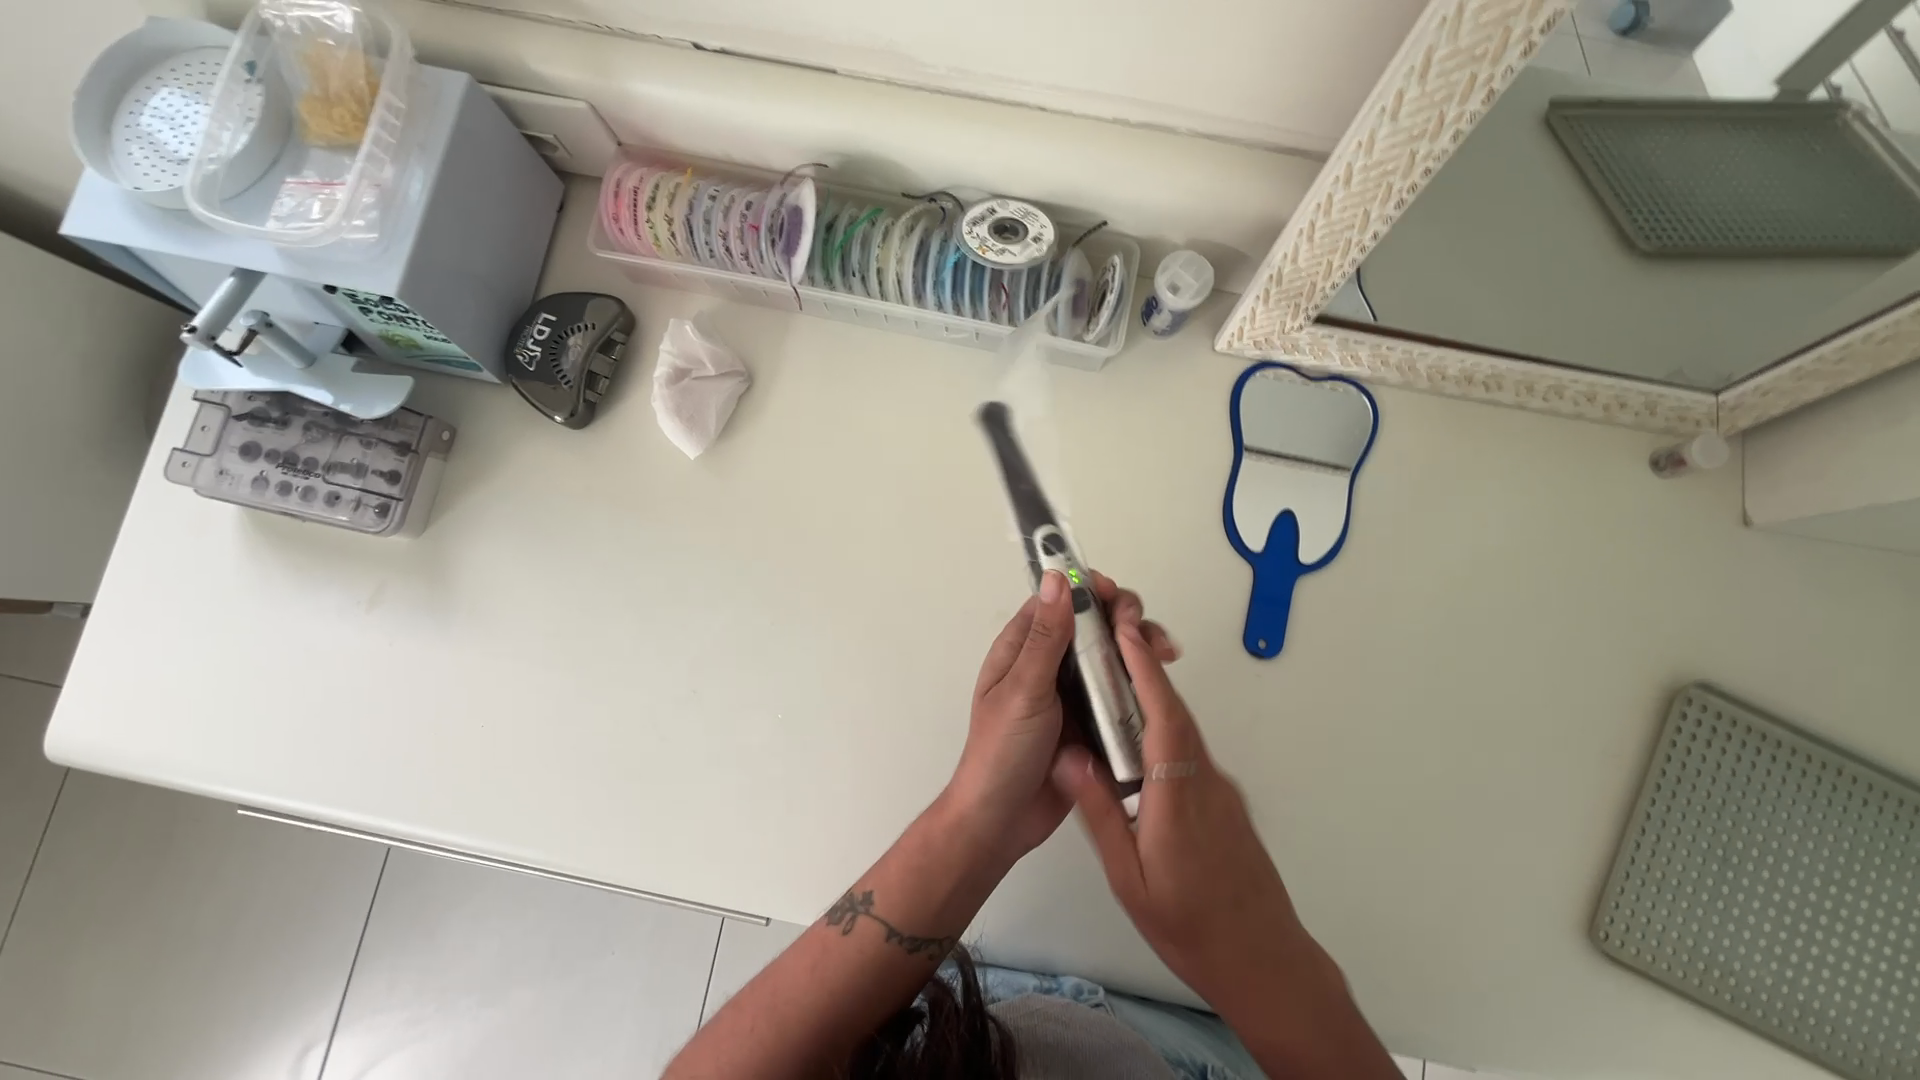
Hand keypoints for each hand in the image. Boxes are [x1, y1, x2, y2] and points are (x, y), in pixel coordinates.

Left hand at [946, 571, 1178, 869]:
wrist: (1002, 821)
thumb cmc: (1002, 752)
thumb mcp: (1023, 691)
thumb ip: (1045, 638)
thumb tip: (1055, 579)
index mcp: (1022, 650)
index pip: (1057, 602)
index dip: (1087, 589)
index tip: (1113, 594)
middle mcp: (1048, 665)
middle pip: (1092, 624)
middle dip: (1123, 617)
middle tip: (1145, 632)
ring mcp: (1071, 694)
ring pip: (1111, 655)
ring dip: (1139, 646)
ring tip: (1166, 652)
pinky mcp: (1092, 721)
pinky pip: (1120, 691)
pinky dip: (1142, 681)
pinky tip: (1163, 680)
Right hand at [1051, 607, 1315, 1024]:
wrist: (1265, 963)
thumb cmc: (1192, 928)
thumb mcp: (1129, 879)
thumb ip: (1099, 813)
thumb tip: (1069, 757)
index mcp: (1178, 798)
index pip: (1163, 717)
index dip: (1144, 669)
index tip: (1125, 631)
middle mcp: (1207, 784)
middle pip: (1176, 713)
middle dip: (1147, 667)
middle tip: (1114, 633)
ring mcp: (1222, 793)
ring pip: (1185, 732)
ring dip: (1155, 698)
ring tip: (1116, 677)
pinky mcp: (1226, 805)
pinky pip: (1191, 754)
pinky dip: (1165, 730)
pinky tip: (1138, 743)